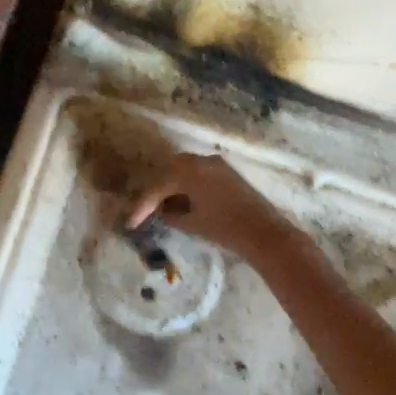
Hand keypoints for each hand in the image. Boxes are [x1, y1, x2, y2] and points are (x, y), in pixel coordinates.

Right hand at [127, 152, 295, 261]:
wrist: (264, 233)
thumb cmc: (224, 228)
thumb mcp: (191, 223)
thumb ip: (171, 214)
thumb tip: (162, 210)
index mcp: (189, 171)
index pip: (158, 186)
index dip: (143, 205)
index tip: (132, 223)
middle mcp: (202, 161)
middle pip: (170, 170)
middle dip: (157, 189)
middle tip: (148, 209)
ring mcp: (217, 165)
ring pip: (186, 169)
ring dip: (174, 185)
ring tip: (165, 206)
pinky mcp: (228, 173)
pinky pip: (201, 173)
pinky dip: (189, 184)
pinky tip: (186, 201)